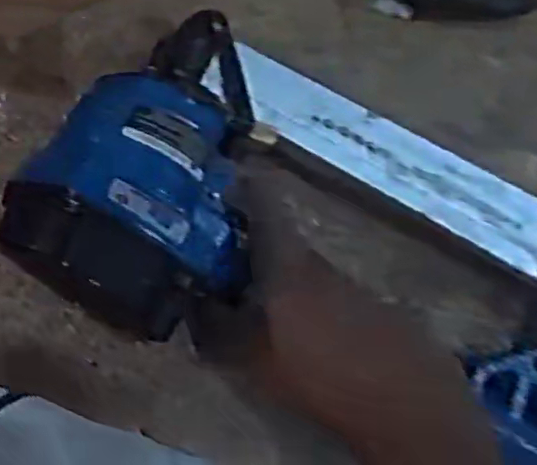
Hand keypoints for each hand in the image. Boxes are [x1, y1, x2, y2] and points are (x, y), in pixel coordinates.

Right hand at [194, 168, 496, 463]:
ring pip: (318, 278)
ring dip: (291, 282)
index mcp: (287, 265)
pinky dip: (329, 312)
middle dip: (253, 247)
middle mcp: (328, 270)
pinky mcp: (404, 328)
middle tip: (223, 254)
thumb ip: (206, 314)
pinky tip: (317, 334)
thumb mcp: (241, 351)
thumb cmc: (314, 376)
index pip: (263, 205)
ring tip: (267, 302)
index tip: (219, 166)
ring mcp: (371, 298)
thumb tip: (177, 287)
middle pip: (284, 246)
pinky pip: (352, 308)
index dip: (242, 182)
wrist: (418, 430)